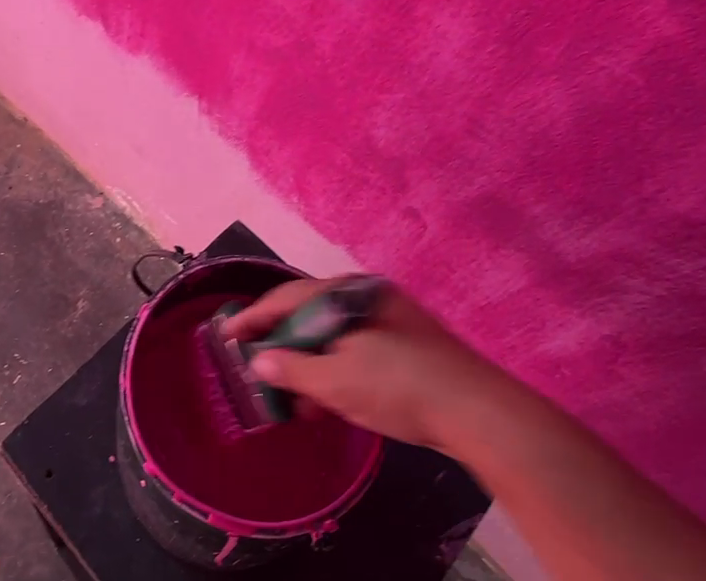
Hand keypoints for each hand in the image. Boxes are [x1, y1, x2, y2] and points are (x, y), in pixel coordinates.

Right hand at [222, 276, 512, 454]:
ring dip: (309, 362)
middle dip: (282, 343)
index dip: (253, 318)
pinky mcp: (409, 343)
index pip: (286, 299)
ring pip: (335, 334)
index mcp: (348, 294)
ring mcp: (391, 317)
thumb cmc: (399, 388)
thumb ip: (293, 369)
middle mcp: (367, 296)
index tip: (226, 334)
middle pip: (311, 313)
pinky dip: (336, 368)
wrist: (479, 412)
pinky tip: (328, 400)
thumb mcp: (337, 382)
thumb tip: (260, 361)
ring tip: (291, 397)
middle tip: (257, 365)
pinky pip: (357, 347)